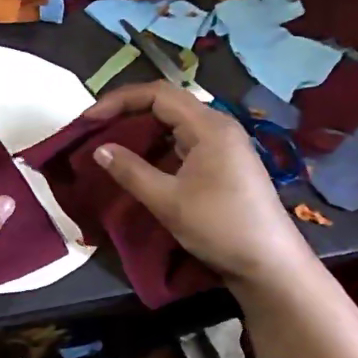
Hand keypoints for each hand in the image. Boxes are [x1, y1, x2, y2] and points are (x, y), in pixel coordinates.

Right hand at [84, 82, 314, 285]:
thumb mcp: (168, 200)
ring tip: (112, 147)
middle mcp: (219, 127)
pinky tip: (141, 165)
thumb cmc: (219, 227)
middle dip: (128, 113)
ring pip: (176, 126)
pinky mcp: (224, 165)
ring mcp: (224, 146)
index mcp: (209, 126)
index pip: (158, 94)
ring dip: (143, 133)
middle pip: (167, 105)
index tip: (89, 120)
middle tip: (96, 131)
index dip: (119, 101)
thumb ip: (131, 171)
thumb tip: (100, 150)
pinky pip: (185, 144)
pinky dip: (159, 149)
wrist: (268, 263)